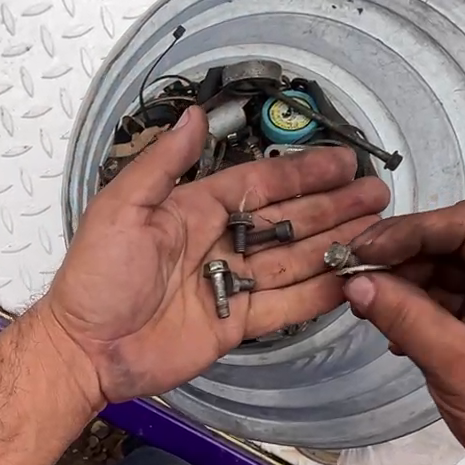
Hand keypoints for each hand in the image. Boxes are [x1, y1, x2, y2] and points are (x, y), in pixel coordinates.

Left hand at [41, 107, 389, 403]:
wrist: (86, 348)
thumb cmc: (96, 276)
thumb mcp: (121, 209)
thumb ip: (162, 164)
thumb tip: (193, 115)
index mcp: (193, 211)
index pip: (259, 185)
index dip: (302, 174)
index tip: (343, 163)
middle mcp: (218, 244)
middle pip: (286, 220)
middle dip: (332, 207)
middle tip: (378, 195)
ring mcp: (229, 284)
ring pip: (293, 261)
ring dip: (334, 246)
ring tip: (379, 231)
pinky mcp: (235, 323)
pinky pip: (284, 305)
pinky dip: (317, 295)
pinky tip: (351, 281)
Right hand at [341, 201, 464, 464]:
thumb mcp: (457, 365)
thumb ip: (405, 317)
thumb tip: (352, 282)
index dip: (410, 231)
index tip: (359, 252)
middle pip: (459, 242)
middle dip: (404, 257)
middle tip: (353, 276)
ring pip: (452, 267)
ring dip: (407, 283)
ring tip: (366, 305)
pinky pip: (456, 295)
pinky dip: (422, 306)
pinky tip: (394, 329)